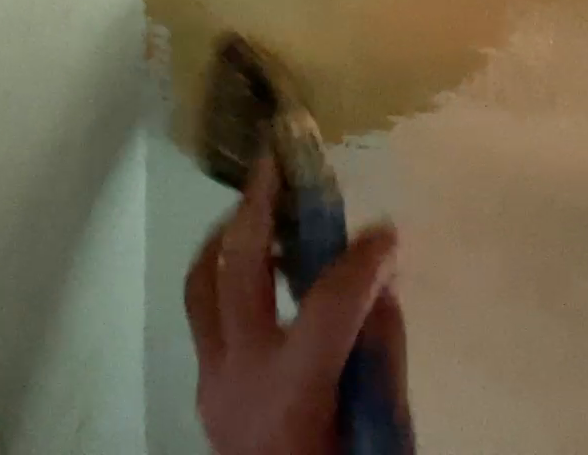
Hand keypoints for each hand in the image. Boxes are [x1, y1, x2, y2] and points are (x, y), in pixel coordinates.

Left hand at [185, 154, 406, 454]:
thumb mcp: (384, 429)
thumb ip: (383, 351)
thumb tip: (377, 279)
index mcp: (293, 393)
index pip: (329, 303)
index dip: (362, 259)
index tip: (386, 229)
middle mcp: (240, 376)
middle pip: (239, 267)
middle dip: (258, 204)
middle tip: (276, 159)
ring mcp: (211, 379)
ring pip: (201, 280)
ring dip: (231, 232)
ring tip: (260, 204)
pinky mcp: (203, 382)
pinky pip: (202, 308)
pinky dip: (225, 271)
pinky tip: (255, 264)